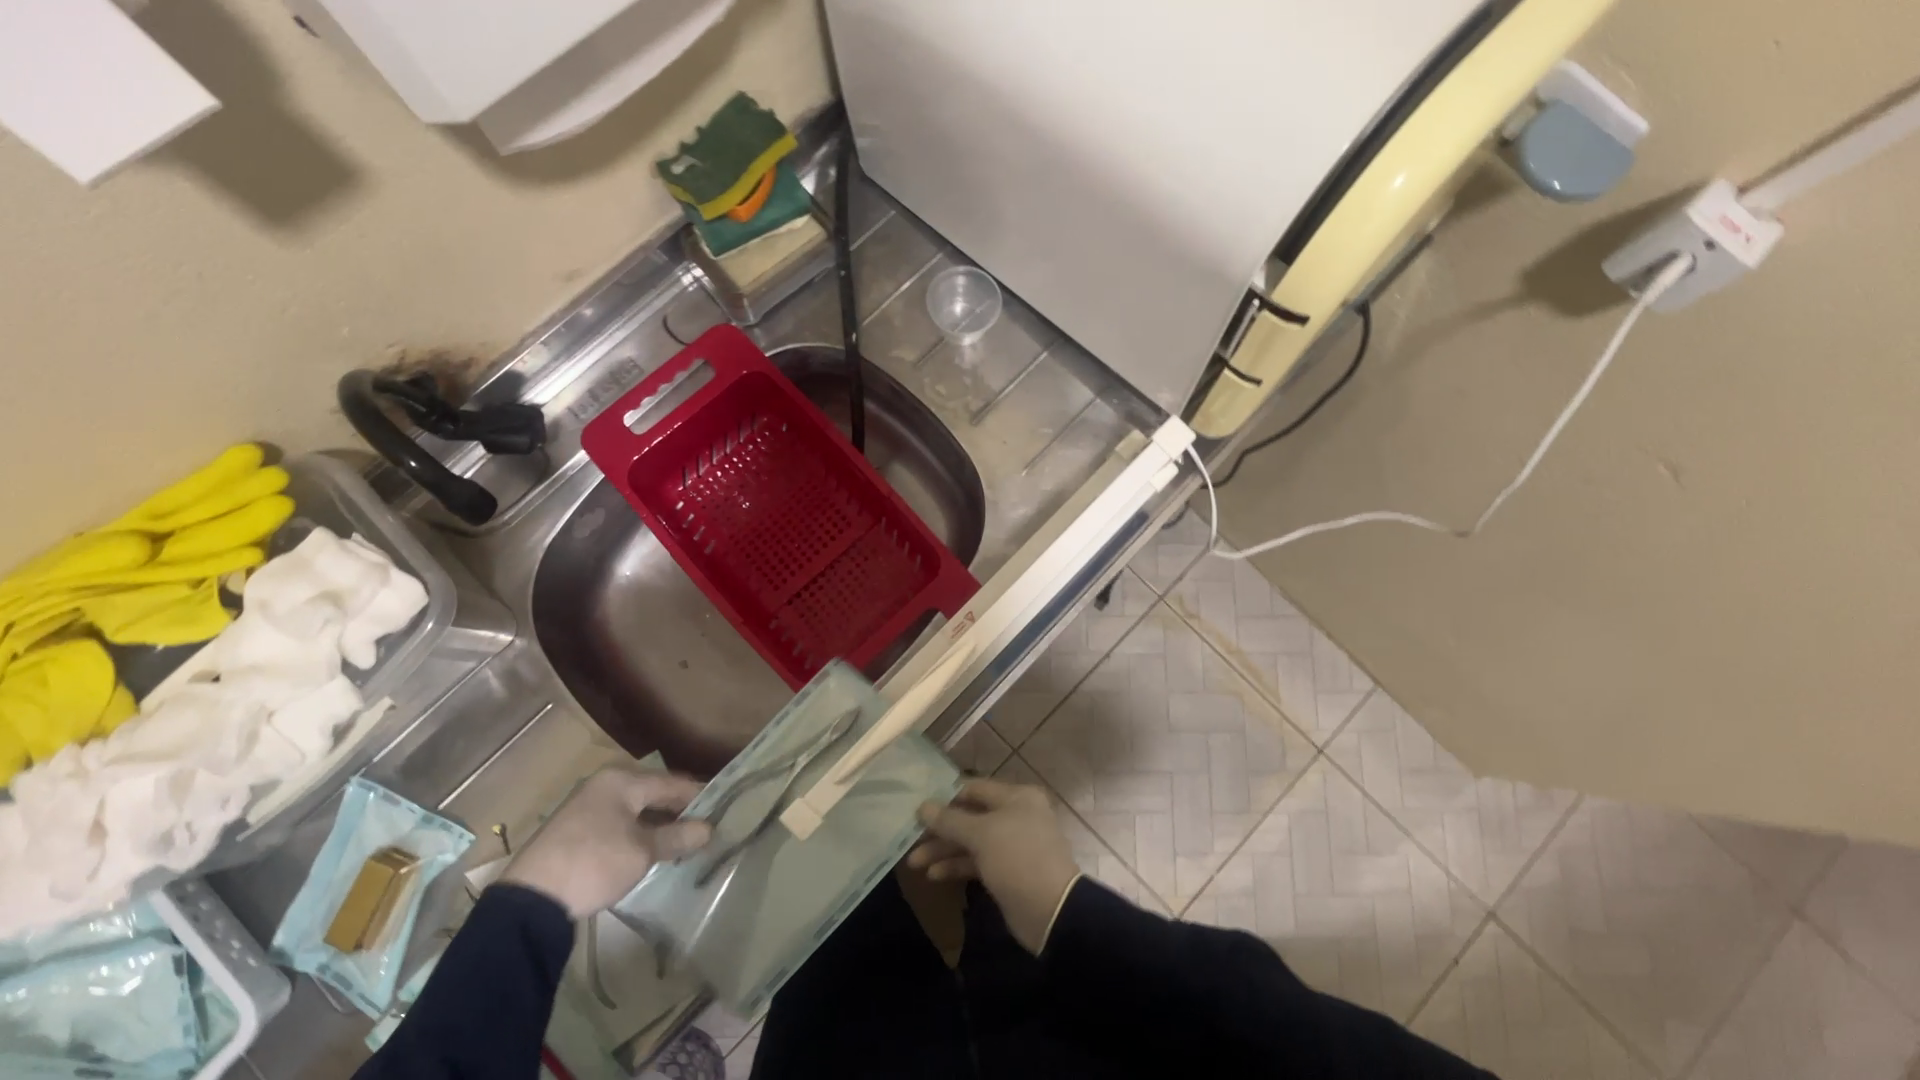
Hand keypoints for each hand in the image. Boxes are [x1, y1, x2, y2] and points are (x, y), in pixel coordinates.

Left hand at [497, 766, 711, 918]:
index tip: (724, 810)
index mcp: (621, 780)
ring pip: (635, 810)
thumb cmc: (594, 863)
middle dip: (680, 811)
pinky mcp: (575, 830)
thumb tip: (709, 829)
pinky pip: (619, 824)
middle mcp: (603, 785)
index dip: (700, 796)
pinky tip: (652, 850)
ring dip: (659, 824)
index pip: (673, 782)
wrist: (531, 900)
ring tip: (685, 842)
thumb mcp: (642, 852)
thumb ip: (678, 837)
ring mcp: (586, 807)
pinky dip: (638, 833)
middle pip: (653, 793)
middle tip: (707, 828)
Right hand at [908, 778, 1080, 953]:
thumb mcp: (981, 835)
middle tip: (911, 839)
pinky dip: (956, 866)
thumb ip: (950, 820)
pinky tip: (934, 875)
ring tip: (914, 862)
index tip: (918, 809)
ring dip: (944, 850)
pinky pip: (977, 862)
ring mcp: (1012, 845)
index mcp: (1017, 797)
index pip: (974, 788)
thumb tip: (922, 806)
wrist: (1050, 911)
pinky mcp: (1007, 871)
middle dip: (941, 829)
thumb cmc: (1018, 859)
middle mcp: (1016, 816)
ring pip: (972, 842)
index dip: (946, 798)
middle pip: (970, 817)